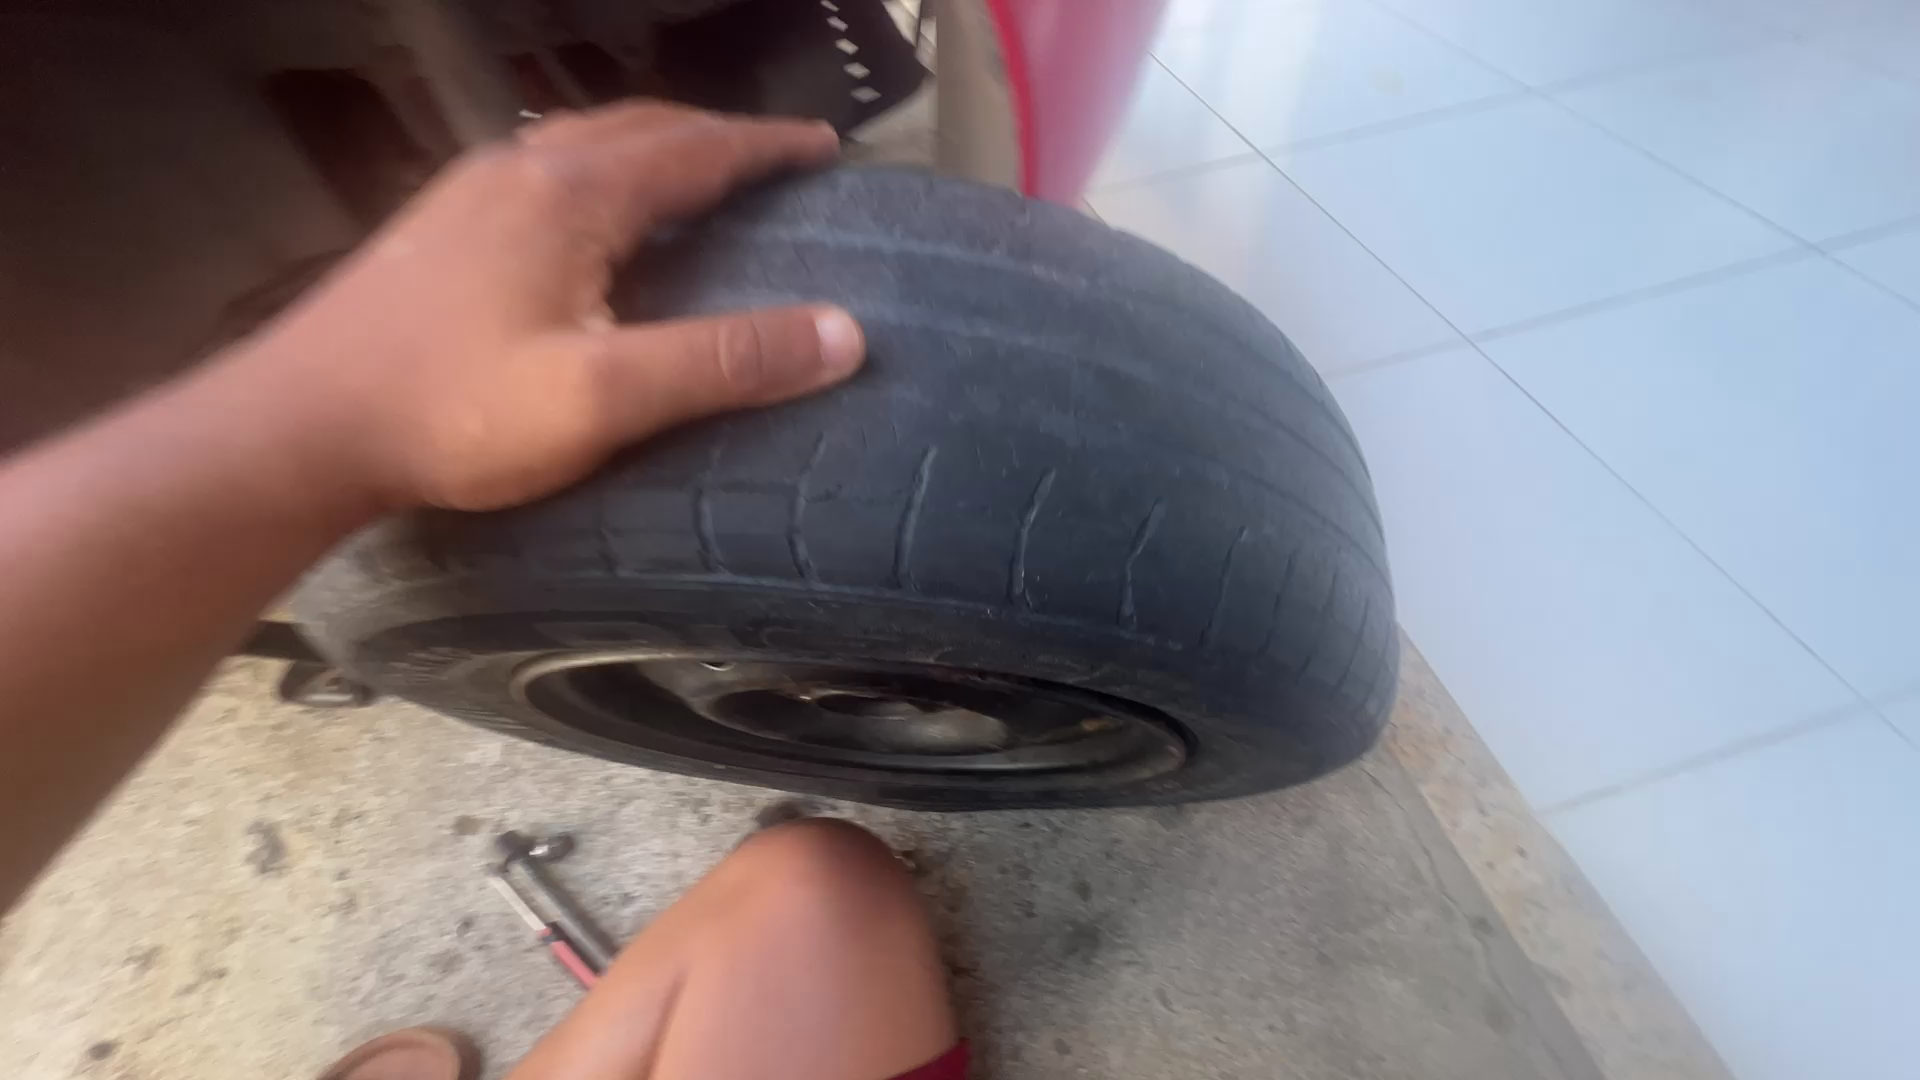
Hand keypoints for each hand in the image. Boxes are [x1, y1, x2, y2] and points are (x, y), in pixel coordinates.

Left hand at [234, 101, 863, 512]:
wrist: (298, 432)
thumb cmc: (457, 415)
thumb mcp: (607, 396)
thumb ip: (725, 361)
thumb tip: (844, 334)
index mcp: (570, 196)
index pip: (694, 148)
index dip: (765, 145)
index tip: (822, 147)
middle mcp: (522, 171)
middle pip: (641, 129)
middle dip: (719, 137)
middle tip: (776, 159)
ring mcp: (476, 194)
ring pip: (591, 143)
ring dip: (660, 149)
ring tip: (707, 175)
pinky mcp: (448, 228)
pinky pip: (553, 173)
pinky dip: (610, 174)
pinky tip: (608, 212)